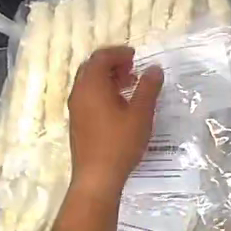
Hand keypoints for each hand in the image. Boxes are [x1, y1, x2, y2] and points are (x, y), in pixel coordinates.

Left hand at [66, 47, 162, 197]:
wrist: (97, 177)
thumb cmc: (120, 142)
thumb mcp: (141, 113)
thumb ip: (148, 87)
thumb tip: (154, 69)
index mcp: (92, 87)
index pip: (100, 58)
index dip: (118, 53)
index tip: (136, 57)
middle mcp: (79, 93)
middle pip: (91, 68)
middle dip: (112, 64)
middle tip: (133, 68)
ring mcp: (76, 108)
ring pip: (89, 83)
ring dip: (108, 78)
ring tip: (130, 85)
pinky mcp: (78, 122)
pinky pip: (88, 96)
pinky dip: (103, 91)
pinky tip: (120, 105)